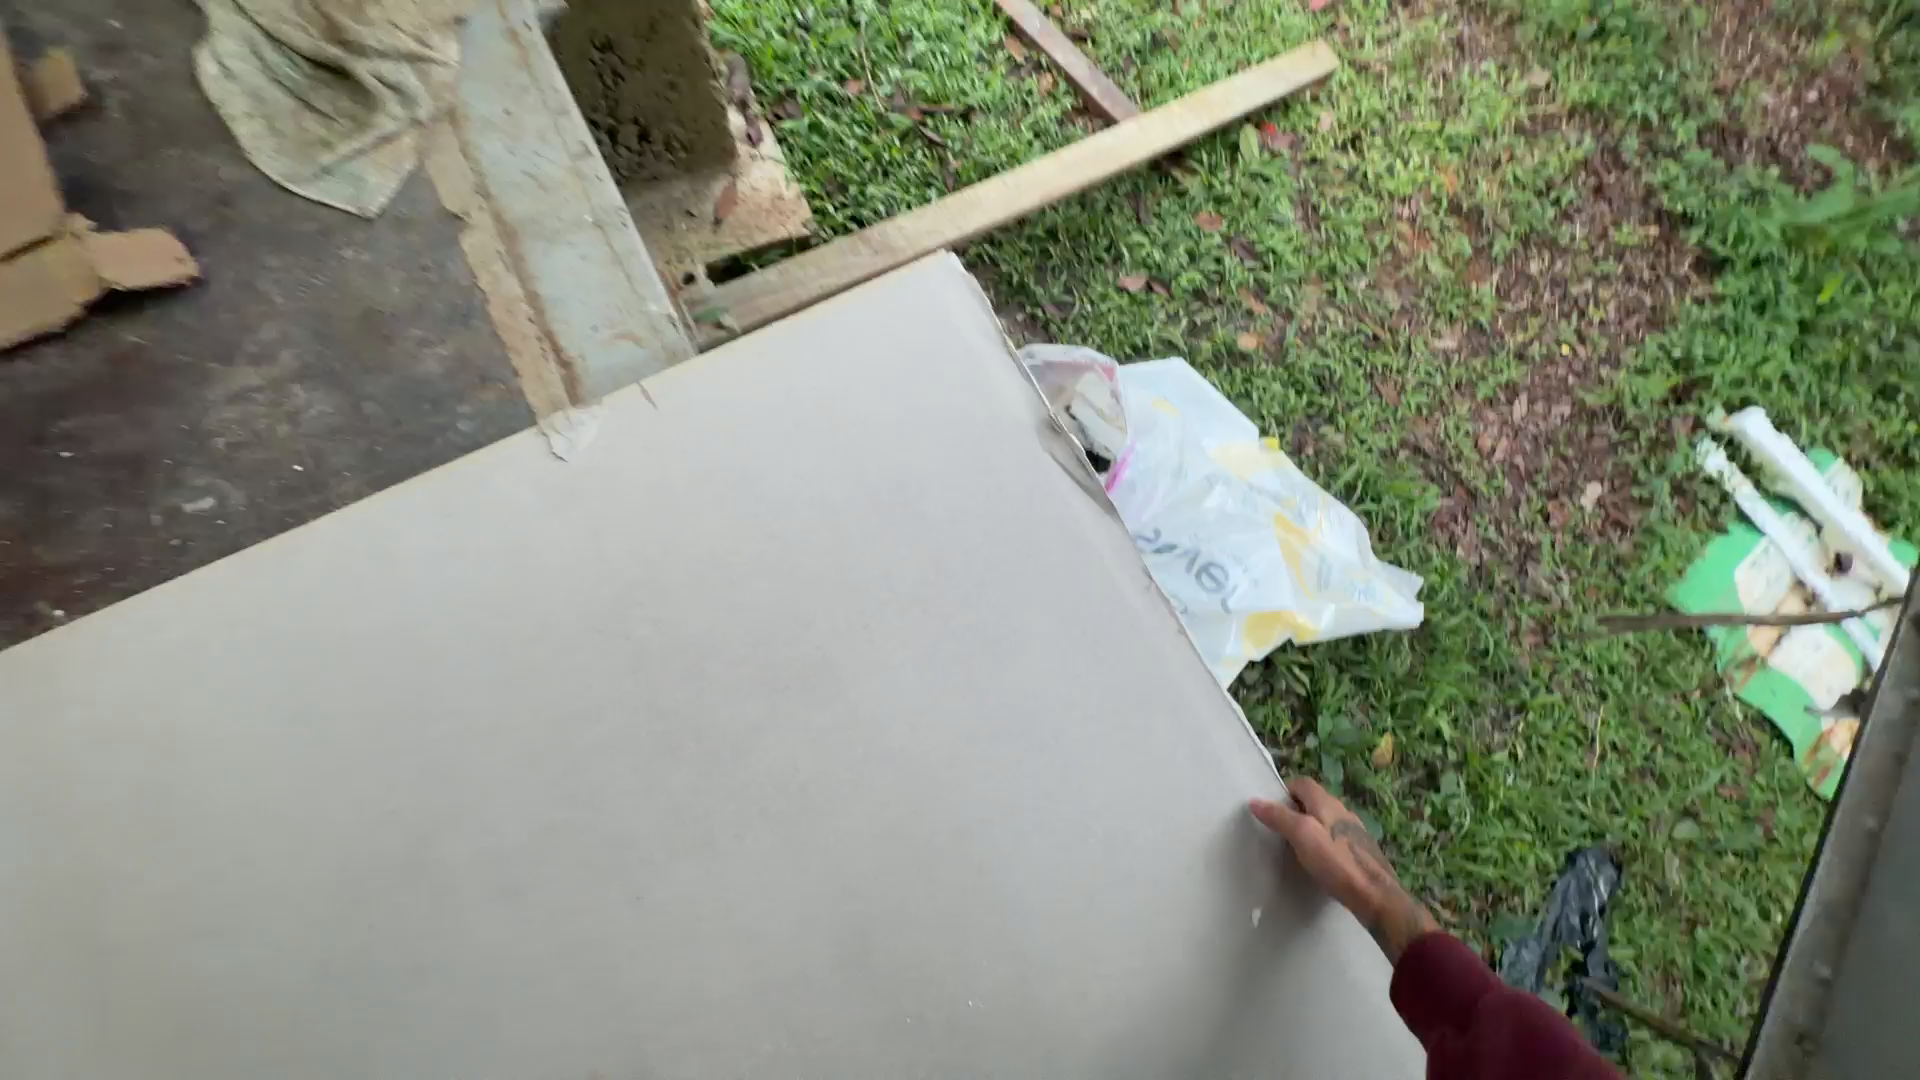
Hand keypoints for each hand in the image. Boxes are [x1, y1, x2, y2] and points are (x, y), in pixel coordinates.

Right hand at [1249, 777, 1437, 961]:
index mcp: (1327, 803)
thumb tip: (1255, 801)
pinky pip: (1336, 838)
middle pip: (1314, 801)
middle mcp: (1343, 812)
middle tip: (1280, 828)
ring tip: (1297, 846)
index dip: (1284, 791)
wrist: (1377, 897)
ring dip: (1310, 827)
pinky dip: (1324, 843)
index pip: (1302, 783)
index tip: (1271, 809)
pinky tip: (1320, 861)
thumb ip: (1279, 817)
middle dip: (1296, 810)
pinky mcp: (1362, 851)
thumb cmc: (1336, 862)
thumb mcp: (1301, 836)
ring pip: (1326, 820)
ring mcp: (1355, 832)